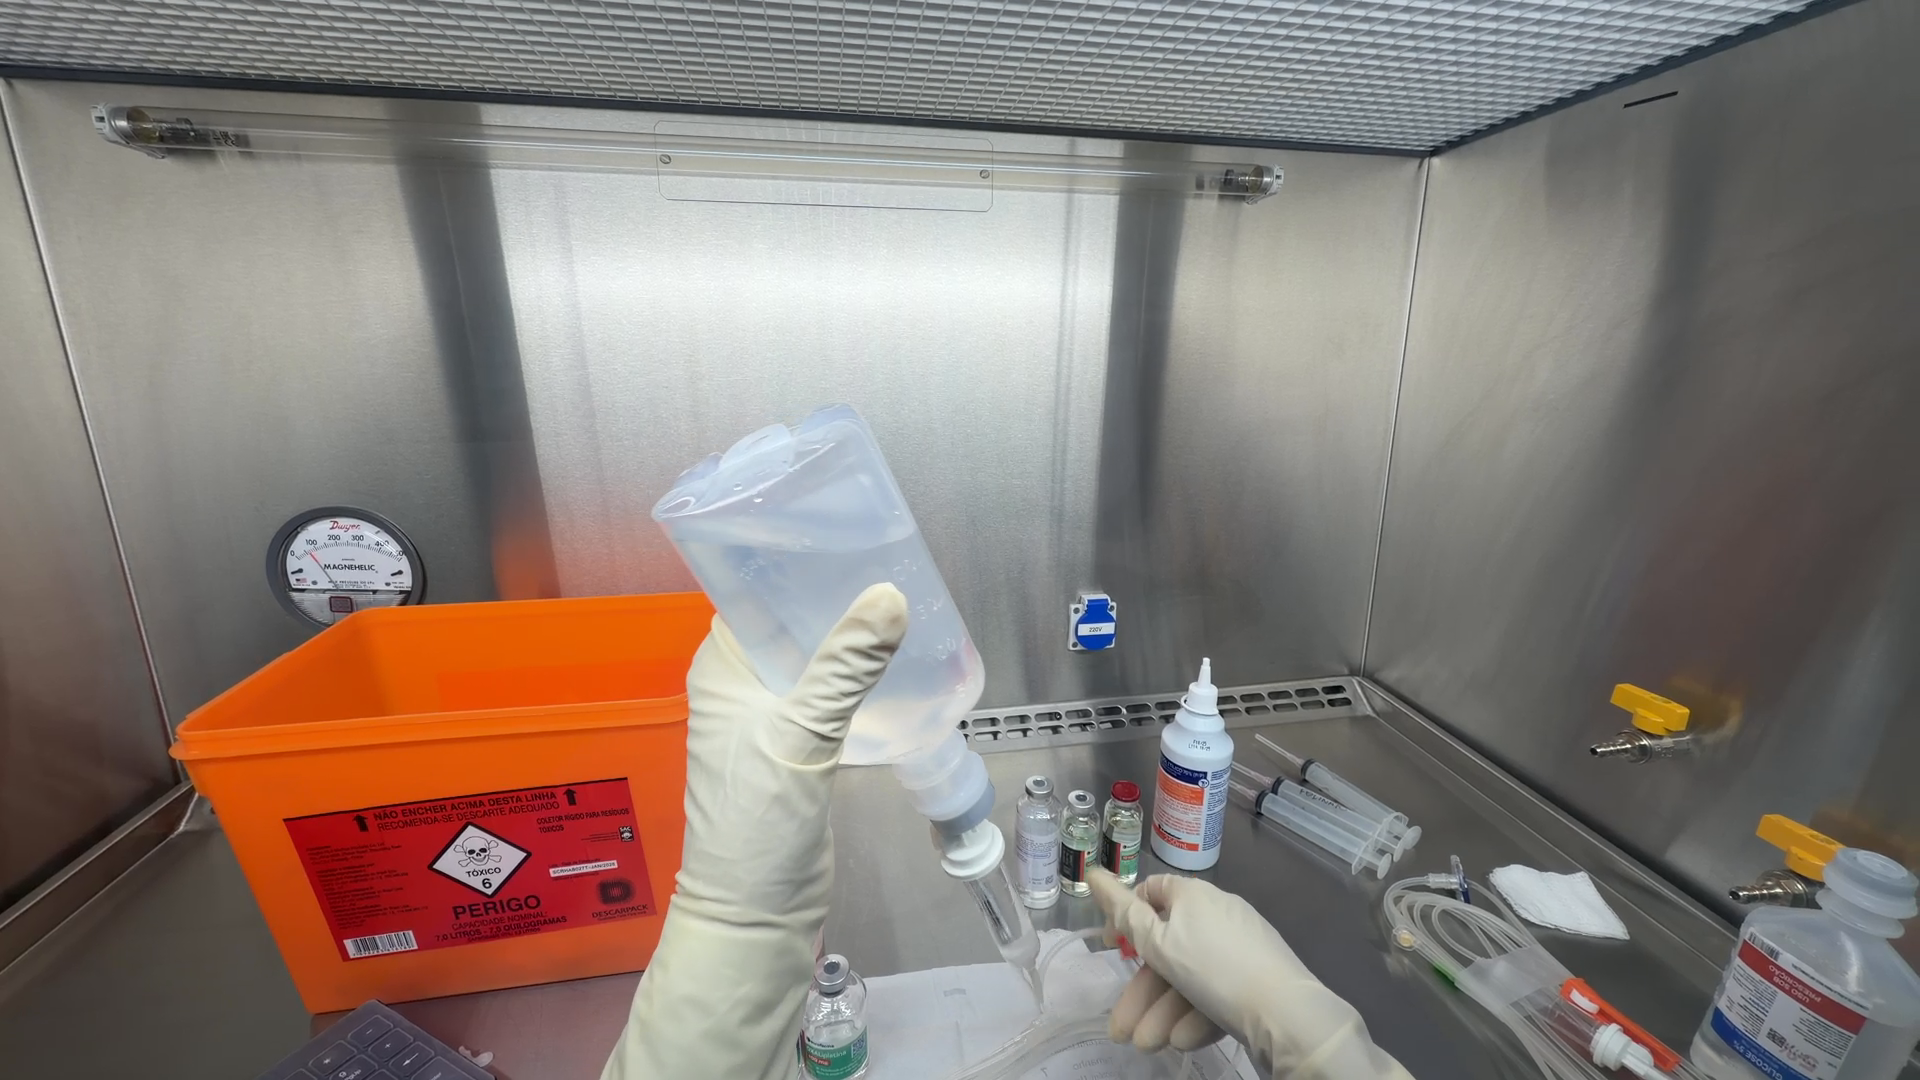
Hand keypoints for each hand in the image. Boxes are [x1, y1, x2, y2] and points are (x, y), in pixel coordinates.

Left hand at [603, 584, 907, 1079]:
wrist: (760, 911)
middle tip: (886, 564)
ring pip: (813, 656)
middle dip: (832, 595)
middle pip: (788, 621)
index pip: (749, 593)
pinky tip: (895, 660)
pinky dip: (857, 673)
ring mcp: (772, 714)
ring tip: (899, 603)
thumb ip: (844, 666)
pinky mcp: (801, 741)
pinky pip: (830, 690)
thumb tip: (889, 595)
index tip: (839, 535)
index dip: (788, 561)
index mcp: (722, 669)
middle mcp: (742, 683)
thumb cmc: (758, 820)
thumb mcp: (801, 733)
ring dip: (848, 636)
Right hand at [1087, 868, 1412, 1079]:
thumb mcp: (1158, 944)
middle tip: (1123, 1030)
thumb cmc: (1213, 970)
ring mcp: (1241, 945)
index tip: (1112, 948)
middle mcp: (1215, 911)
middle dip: (1143, 991)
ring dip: (1164, 1010)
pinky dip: (1197, 1012)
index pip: (1151, 893)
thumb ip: (1123, 913)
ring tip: (1149, 1046)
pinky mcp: (1259, 976)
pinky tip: (1184, 1041)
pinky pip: (1218, 989)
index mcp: (1192, 893)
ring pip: (1191, 975)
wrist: (1290, 1015)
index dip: (1127, 918)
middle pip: (1168, 947)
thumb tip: (1093, 871)